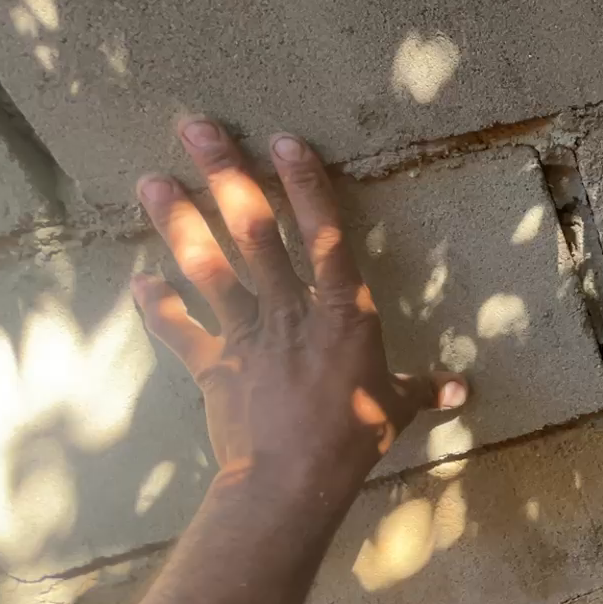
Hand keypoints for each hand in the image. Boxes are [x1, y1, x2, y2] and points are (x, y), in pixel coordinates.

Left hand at [132, 119, 464, 515]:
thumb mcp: (399, 407)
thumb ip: (426, 389)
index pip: (327, 237)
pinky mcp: (213, 365)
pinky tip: (138, 280)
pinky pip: (181, 330)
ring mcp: (246, 334)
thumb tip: (465, 391)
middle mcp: (292, 309)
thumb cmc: (357, 434)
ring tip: (151, 181)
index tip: (283, 142)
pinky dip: (158, 306)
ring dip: (180, 223)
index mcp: (345, 312)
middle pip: (257, 234)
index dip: (306, 187)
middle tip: (196, 128)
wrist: (292, 476)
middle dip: (228, 178)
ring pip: (209, 267)